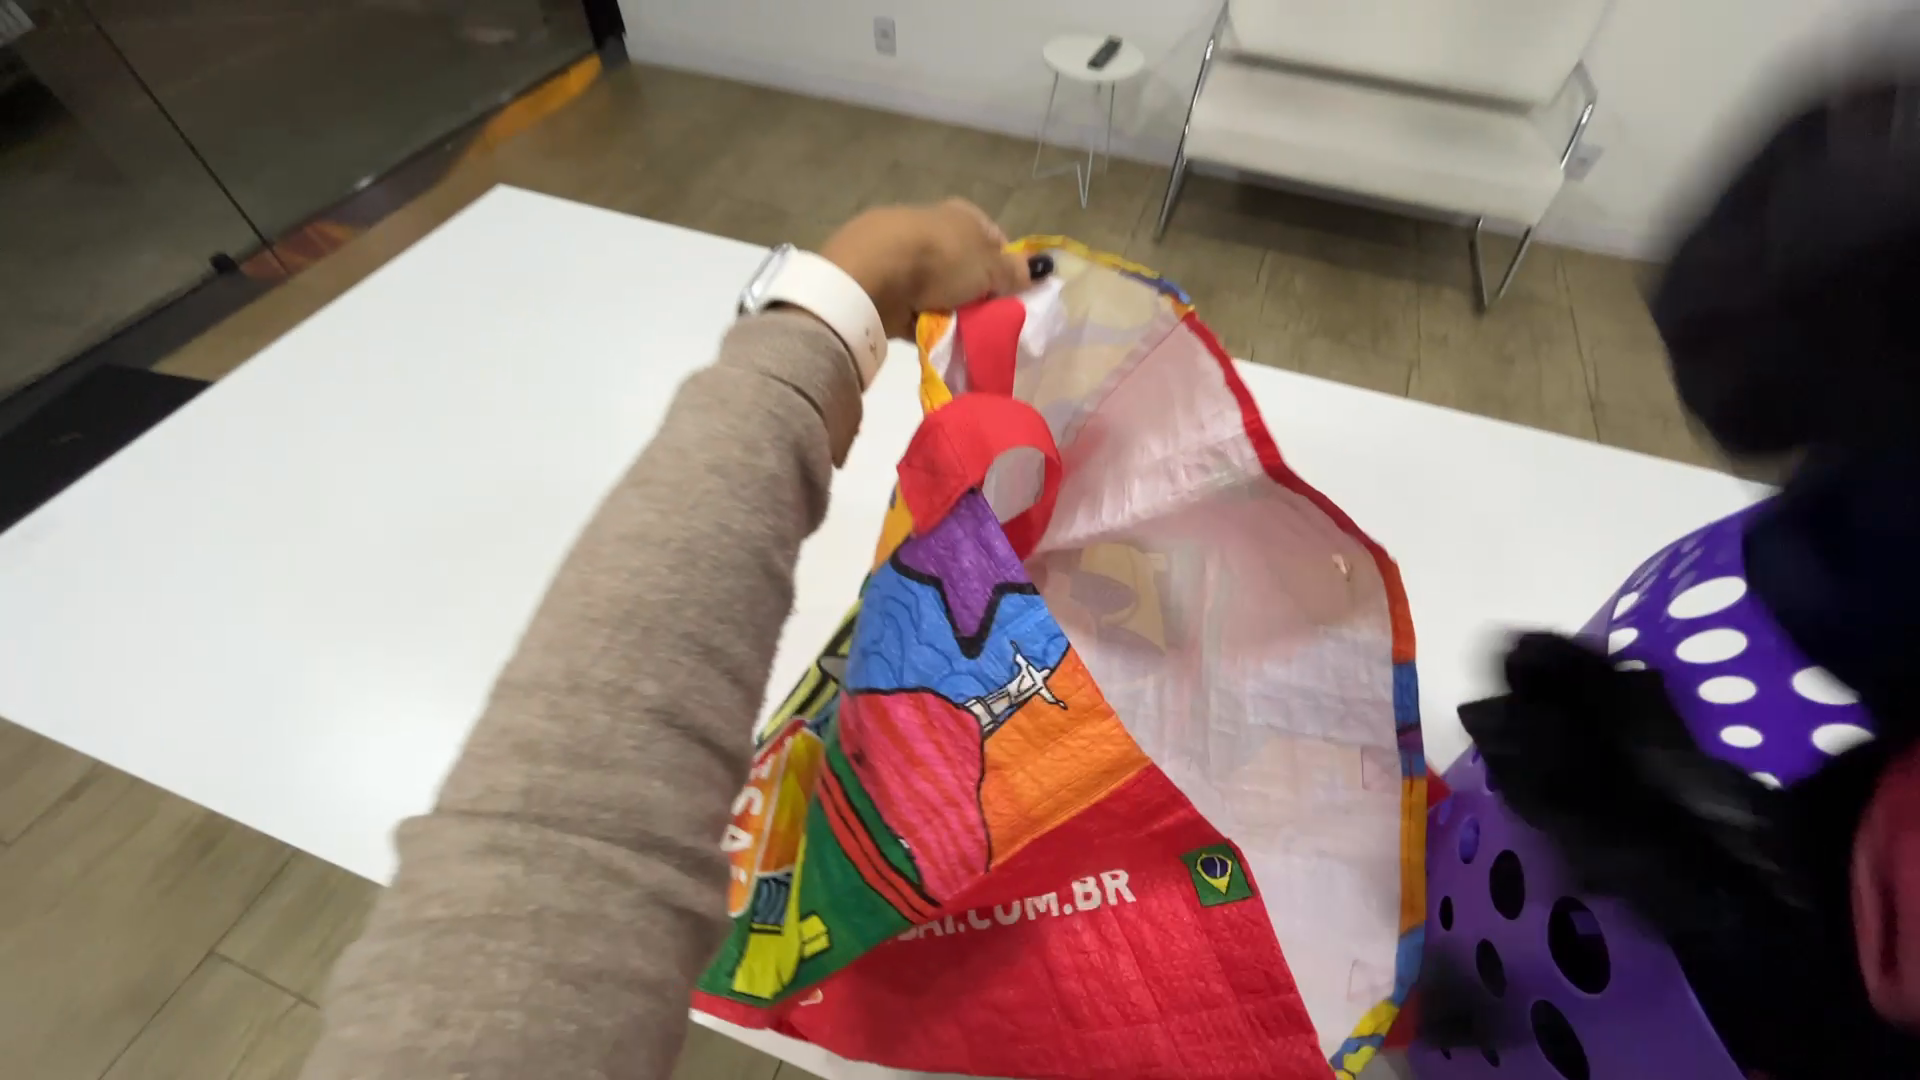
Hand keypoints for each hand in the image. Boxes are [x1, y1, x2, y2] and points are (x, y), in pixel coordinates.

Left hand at [820, 199, 1033, 338]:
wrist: (875, 273)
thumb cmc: (942, 259)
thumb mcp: (990, 266)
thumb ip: (1015, 271)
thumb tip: (1041, 268)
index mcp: (962, 214)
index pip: (995, 240)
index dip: (1007, 268)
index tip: (1014, 297)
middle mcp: (934, 230)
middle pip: (966, 268)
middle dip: (978, 295)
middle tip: (990, 320)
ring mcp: (906, 257)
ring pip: (940, 290)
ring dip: (950, 310)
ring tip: (961, 332)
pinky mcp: (884, 284)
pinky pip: (913, 308)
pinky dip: (922, 322)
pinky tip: (932, 335)